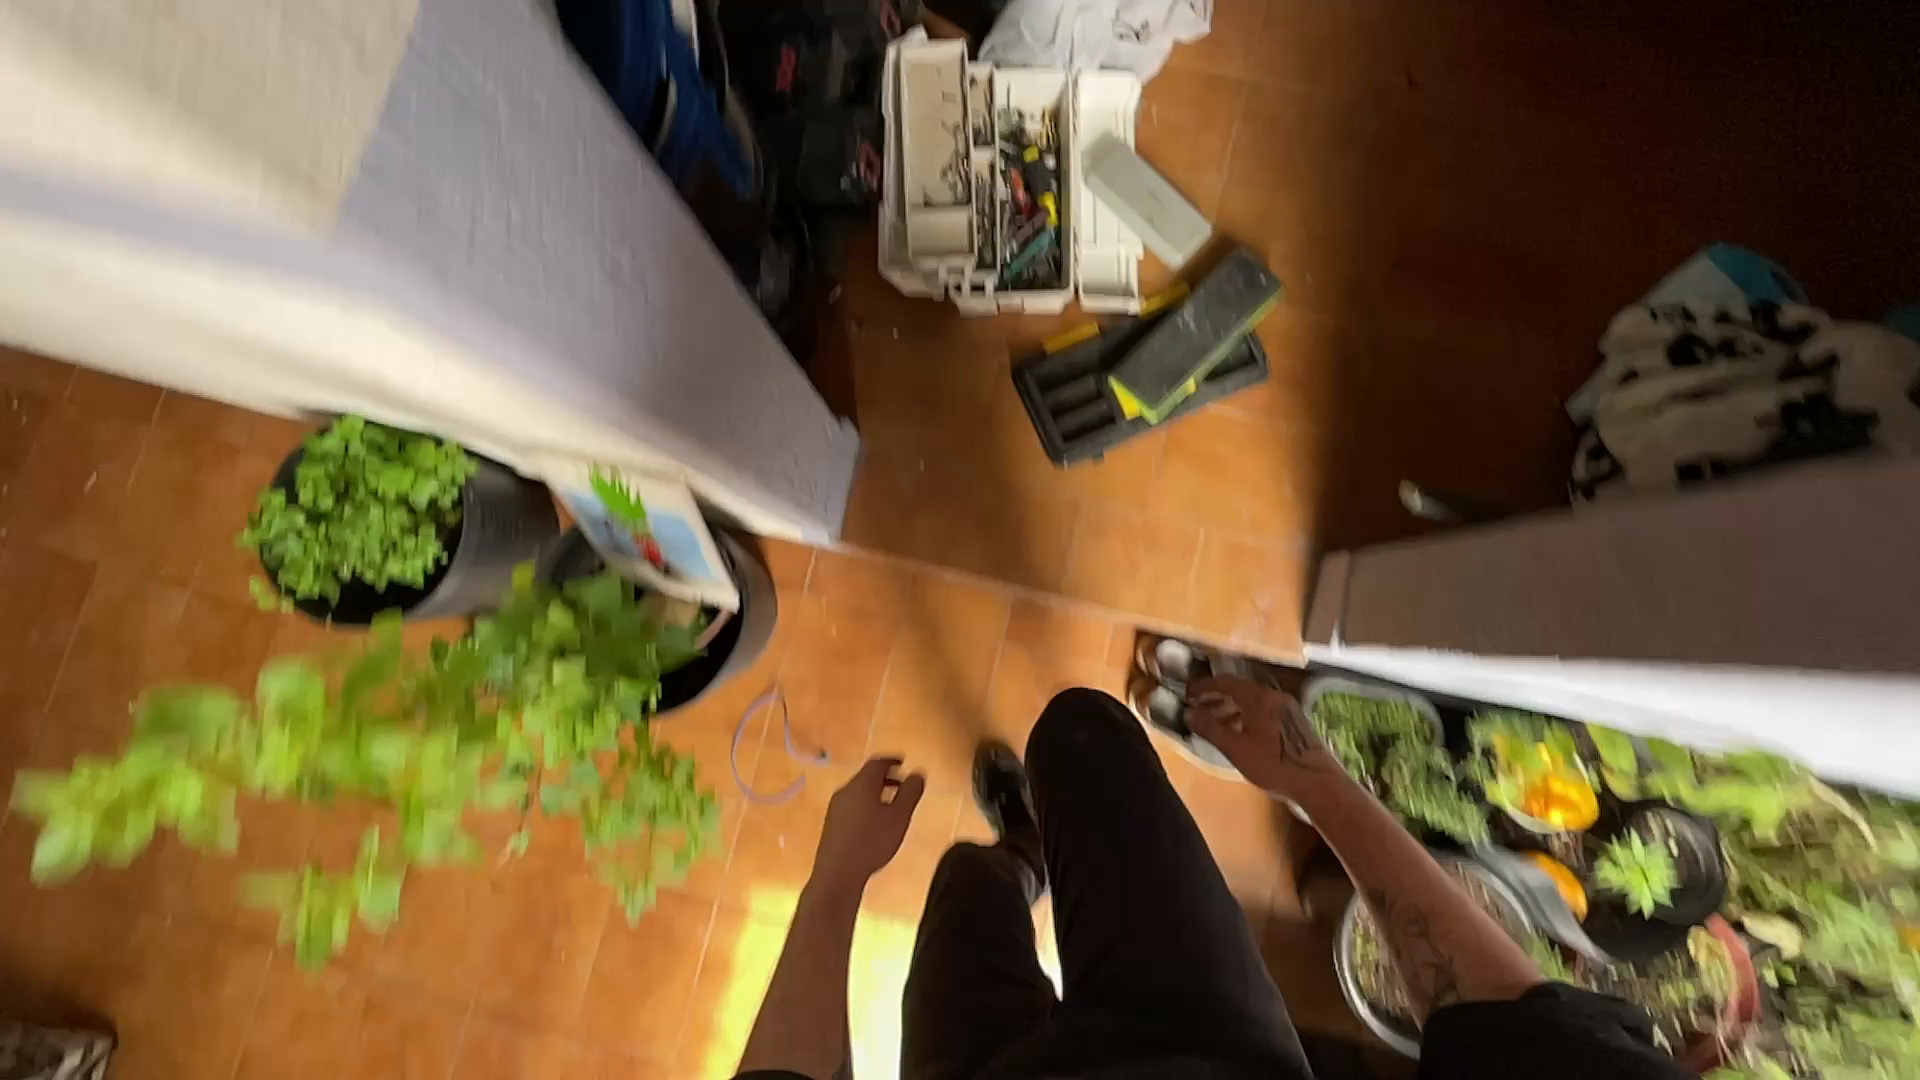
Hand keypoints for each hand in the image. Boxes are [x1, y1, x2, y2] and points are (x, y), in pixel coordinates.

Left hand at [810, 757, 926, 894]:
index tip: (902, 762)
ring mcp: (836, 807)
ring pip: (858, 791)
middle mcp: (846, 790)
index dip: (892, 761)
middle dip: (885, 777)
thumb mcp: (899, 817)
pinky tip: (874, 822)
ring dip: (876, 792)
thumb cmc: (872, 842)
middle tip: (901, 783)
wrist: (837, 873)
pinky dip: (866, 804)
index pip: (877, 762)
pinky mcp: (831, 823)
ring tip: (891, 804)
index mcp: (862, 783)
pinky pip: (852, 804)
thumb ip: (910, 793)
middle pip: (866, 776)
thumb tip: (918, 773)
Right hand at [1186, 676, 1339, 797]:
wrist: (1318, 784)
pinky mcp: (1293, 722)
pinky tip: (1238, 733)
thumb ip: (1210, 728)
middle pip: (1238, 689)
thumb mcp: (1235, 748)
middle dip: (1215, 697)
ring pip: (1251, 701)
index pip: (1224, 682)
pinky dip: (1244, 716)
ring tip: (1213, 723)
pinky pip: (1262, 710)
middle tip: (1197, 708)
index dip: (1203, 686)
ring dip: (1229, 708)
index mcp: (1258, 697)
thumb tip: (1187, 712)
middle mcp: (1273, 696)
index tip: (1187, 694)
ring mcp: (1286, 708)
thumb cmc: (1273, 764)